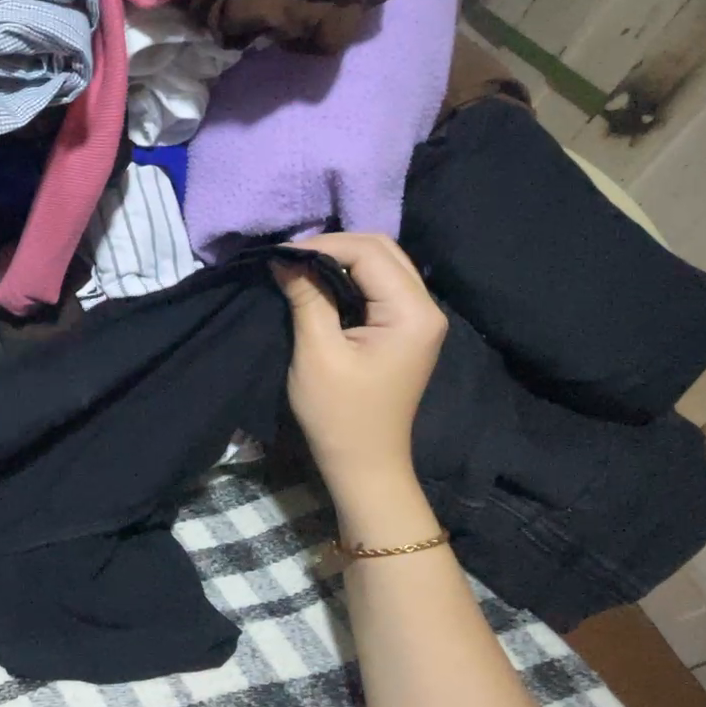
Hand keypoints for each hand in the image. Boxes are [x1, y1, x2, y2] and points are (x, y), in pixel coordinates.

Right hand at [272, 234, 446, 491]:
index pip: (370, 253)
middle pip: (382, 250)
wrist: (363, 461)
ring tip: (297, 267)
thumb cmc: (338, 413)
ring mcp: (418, 319)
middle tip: (287, 258)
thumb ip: (306, 300)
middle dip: (333, 245)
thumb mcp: (316, 353)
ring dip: (340, 259)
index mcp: (412, 313)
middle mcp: (425, 308)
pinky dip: (347, 277)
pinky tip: (317, 284)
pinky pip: (378, 286)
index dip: (324, 245)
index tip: (280, 254)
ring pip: (382, 264)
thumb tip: (284, 259)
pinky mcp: (403, 329)